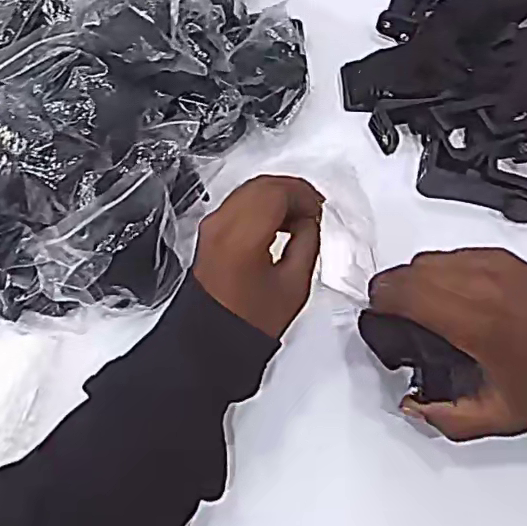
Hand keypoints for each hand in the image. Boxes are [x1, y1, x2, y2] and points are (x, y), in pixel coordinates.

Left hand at [193, 175, 323, 337]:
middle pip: (262, 185)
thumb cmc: (246, 324)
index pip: (276, 192)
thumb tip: (309, 220)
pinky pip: (238, 201)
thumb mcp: (294, 284)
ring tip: (298, 216)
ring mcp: (211, 226)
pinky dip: (261, 203)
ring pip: (250, 189)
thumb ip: (308, 241)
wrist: (210, 340)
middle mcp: (221, 226)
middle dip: (292, 191)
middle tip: (312, 207)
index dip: (303, 194)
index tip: (317, 208)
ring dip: (277, 195)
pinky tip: (277, 221)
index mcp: (241, 238)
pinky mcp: (209, 230)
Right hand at [368, 248, 526, 439]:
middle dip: (393, 292)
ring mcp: (492, 266)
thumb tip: (413, 406)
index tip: (380, 317)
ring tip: (424, 307)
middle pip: (409, 270)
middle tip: (397, 315)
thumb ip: (446, 417)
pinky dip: (440, 270)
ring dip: (415, 279)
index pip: (405, 292)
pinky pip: (452, 254)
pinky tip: (451, 296)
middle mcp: (482, 284)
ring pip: (427, 258)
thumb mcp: (498, 415)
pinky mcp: (501, 257)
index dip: (382, 303)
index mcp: (476, 322)